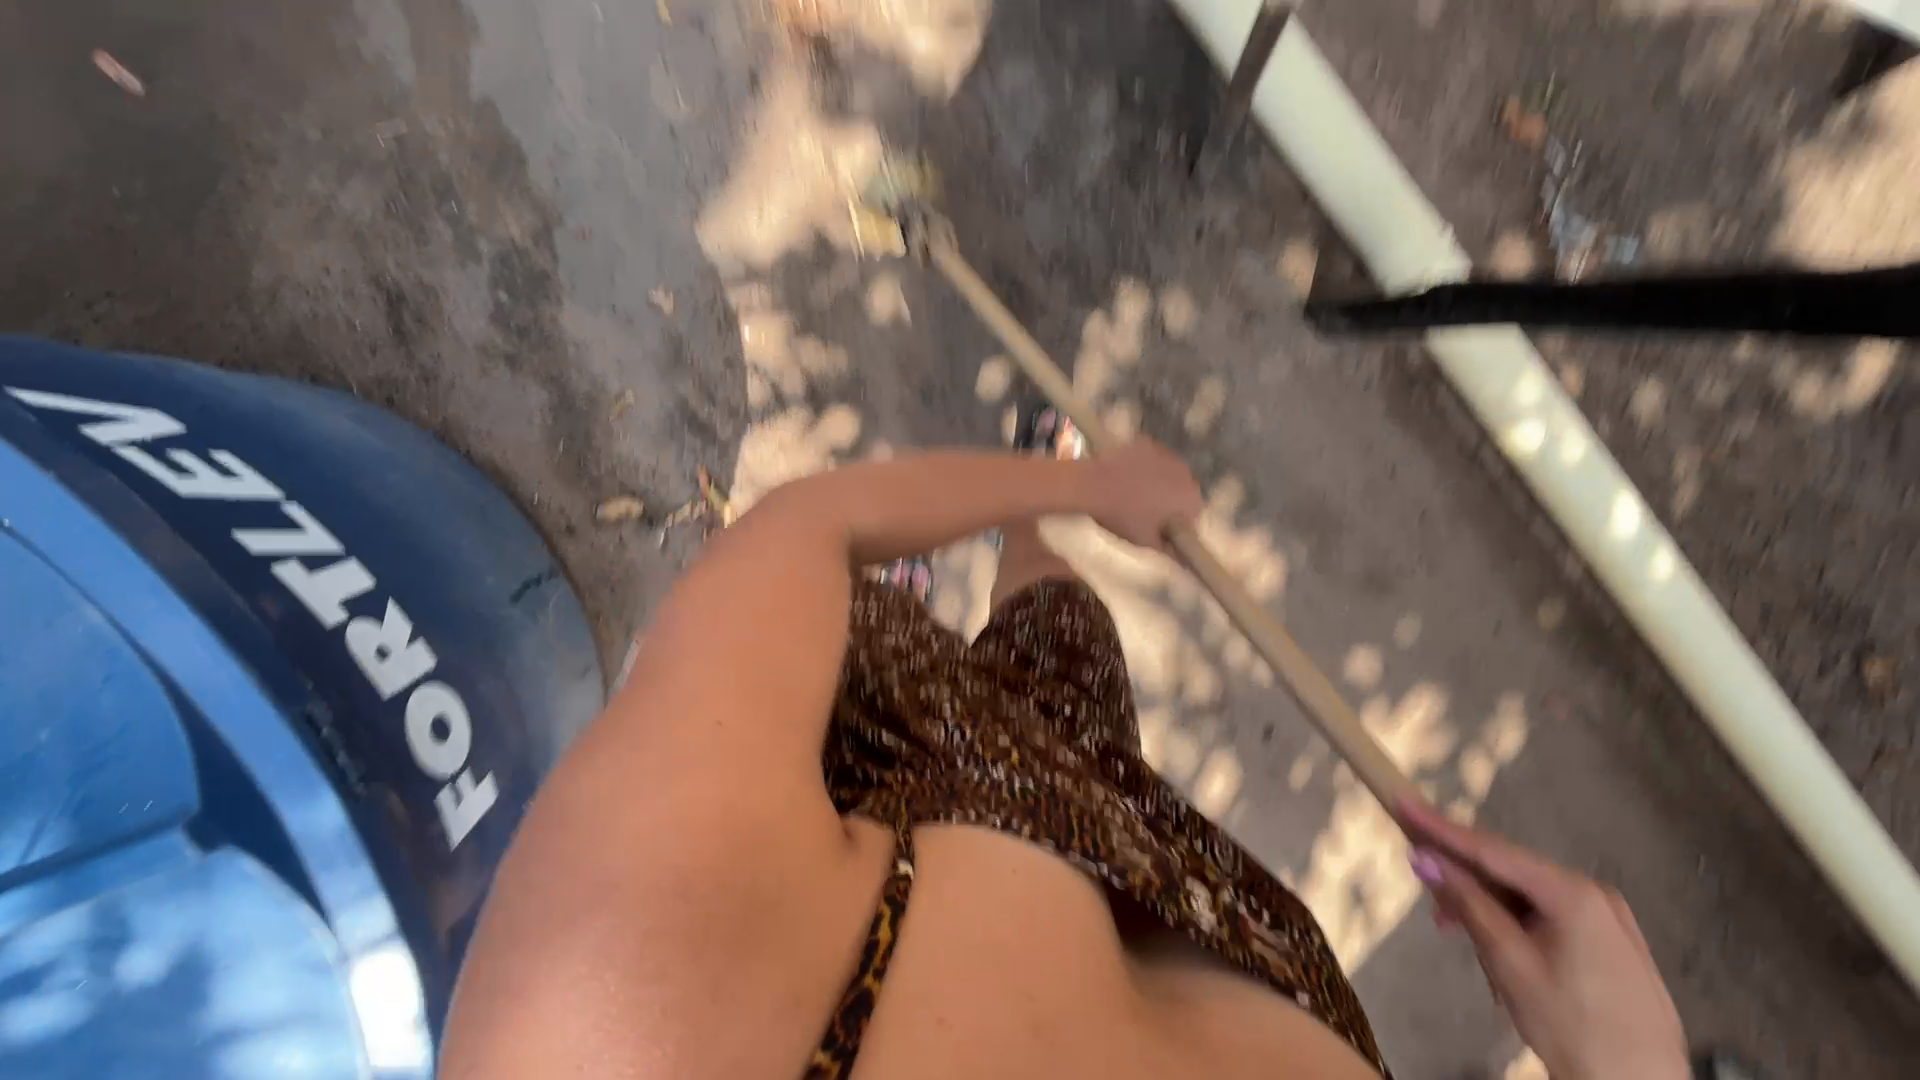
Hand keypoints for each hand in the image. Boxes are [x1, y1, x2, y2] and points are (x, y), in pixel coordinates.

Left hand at [1082, 437, 1203, 551]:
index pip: (1194, 517)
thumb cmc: (1122, 517)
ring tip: (1132, 496)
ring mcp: (1165, 453)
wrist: (1092, 484)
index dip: (1178, 526)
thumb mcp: (1146, 543)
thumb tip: (1180, 560)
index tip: (1160, 533)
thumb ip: (1168, 553)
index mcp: (1190, 496)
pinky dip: (1142, 468)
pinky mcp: (1145, 442)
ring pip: (1167, 475)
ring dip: (1156, 484)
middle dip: (1169, 504)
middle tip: (1145, 516)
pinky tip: (1124, 478)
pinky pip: (1150, 460)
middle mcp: (1185, 471)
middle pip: (1182, 492)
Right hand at [1401, 799, 1689, 1079]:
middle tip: (1423, 888)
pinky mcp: (1612, 944)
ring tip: (1452, 928)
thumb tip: (1422, 856)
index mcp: (1573, 893)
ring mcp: (1608, 919)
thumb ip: (1466, 902)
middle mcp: (1595, 894)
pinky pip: (1548, 915)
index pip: (1491, 849)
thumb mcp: (1508, 961)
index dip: (1441, 827)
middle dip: (1462, 876)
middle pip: (1510, 870)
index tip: (1403, 802)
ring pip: (1526, 895)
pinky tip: (1493, 945)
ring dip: (1485, 905)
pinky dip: (1512, 921)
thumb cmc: (1570, 1024)